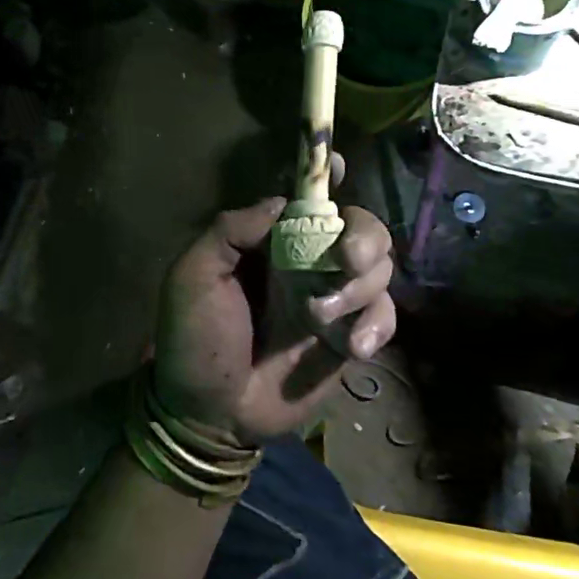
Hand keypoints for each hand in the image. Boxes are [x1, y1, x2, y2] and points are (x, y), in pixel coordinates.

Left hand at [152, 198, 396, 443]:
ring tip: (318, 318)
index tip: (336, 167)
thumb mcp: (193, 277)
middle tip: (346, 260)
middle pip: (359, 229)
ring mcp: (331, 301)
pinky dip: (377, 325)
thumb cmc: (194, 339)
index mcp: (268, 245)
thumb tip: (281, 203)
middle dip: (364, 237)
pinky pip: (385, 317)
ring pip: (379, 269)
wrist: (210, 411)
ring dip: (360, 289)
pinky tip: (351, 347)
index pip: (304, 202)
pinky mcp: (348, 338)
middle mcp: (306, 265)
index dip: (324, 180)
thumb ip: (230, 231)